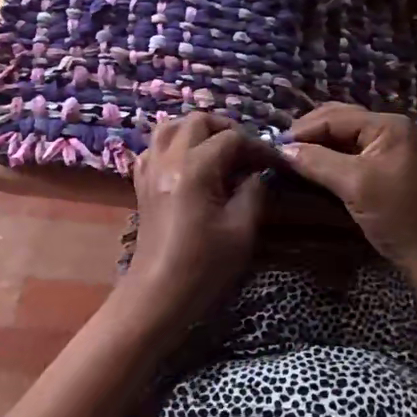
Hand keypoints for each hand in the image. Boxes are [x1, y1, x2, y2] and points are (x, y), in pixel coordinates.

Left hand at [125, 113, 273, 323]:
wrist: (158, 295)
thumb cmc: (203, 266)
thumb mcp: (241, 229)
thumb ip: (253, 192)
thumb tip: (257, 173)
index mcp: (194, 169)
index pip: (231, 139)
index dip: (257, 146)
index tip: (275, 162)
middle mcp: (167, 160)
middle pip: (197, 121)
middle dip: (226, 129)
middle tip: (247, 151)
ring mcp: (149, 171)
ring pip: (169, 128)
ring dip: (196, 131)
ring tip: (218, 151)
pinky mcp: (141, 185)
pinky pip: (154, 149)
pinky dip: (173, 147)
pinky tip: (189, 165)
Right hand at [280, 103, 416, 265]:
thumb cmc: (397, 215)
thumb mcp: (356, 185)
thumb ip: (318, 162)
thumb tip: (282, 149)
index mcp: (387, 125)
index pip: (334, 117)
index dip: (302, 130)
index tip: (273, 147)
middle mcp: (387, 129)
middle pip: (337, 120)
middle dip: (307, 133)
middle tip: (279, 151)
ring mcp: (385, 148)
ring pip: (340, 136)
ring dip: (315, 145)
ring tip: (289, 159)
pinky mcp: (381, 167)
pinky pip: (347, 152)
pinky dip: (326, 157)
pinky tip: (309, 167)